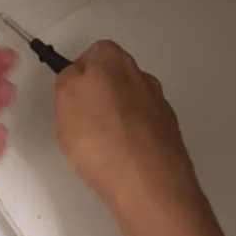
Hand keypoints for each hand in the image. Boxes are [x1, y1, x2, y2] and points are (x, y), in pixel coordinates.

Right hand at [54, 40, 199, 209]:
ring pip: (130, 106)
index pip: (94, 53)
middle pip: (114, 79)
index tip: (70, 99)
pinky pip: (143, 131)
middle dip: (99, 98)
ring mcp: (160, 106)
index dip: (80, 74)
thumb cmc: (98, 134)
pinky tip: (123, 163)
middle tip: (82, 125)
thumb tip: (78, 74)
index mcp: (116, 60)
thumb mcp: (65, 97)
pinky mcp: (170, 135)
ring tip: (102, 150)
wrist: (148, 183)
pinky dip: (132, 142)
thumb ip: (69, 77)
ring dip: (117, 121)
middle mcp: (143, 76)